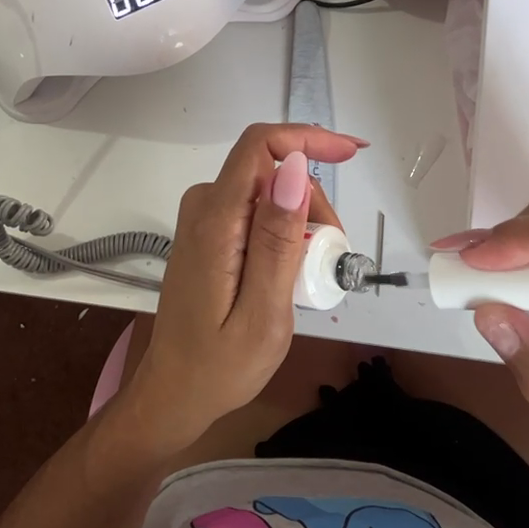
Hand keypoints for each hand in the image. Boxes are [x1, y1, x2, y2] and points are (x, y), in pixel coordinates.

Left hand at [124, 123, 361, 448]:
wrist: (176, 389)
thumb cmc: (221, 365)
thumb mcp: (263, 312)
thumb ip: (278, 238)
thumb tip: (295, 168)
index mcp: (215, 221)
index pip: (258, 147)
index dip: (308, 138)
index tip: (352, 153)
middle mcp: (203, 205)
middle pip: (272, 170)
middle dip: (312, 204)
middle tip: (326, 261)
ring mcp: (202, 217)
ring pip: (269, 190)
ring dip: (301, 223)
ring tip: (306, 278)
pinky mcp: (208, 230)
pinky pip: (256, 210)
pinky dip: (283, 233)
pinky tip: (288, 273)